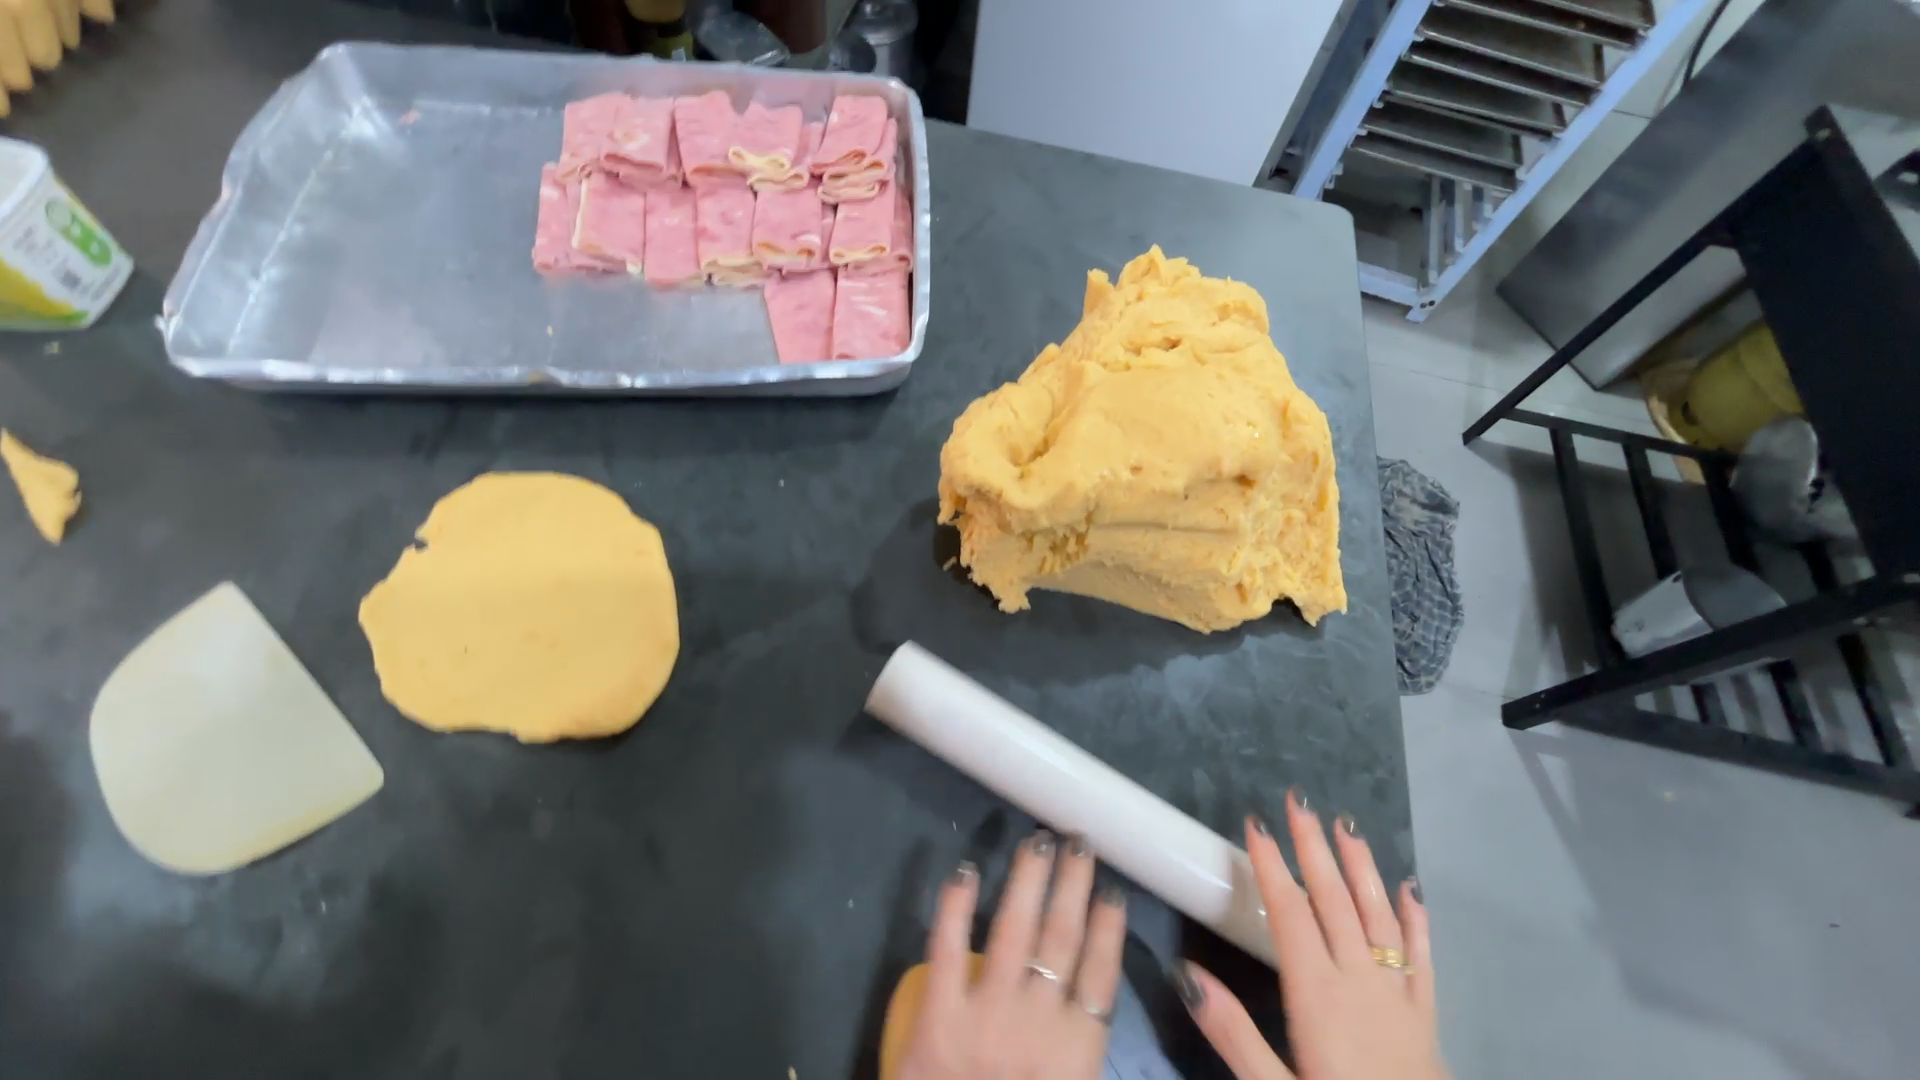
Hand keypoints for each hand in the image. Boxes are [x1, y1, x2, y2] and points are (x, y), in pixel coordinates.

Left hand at [895, 830, 1128, 1078]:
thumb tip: (1094, 990)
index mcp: (1077, 1051)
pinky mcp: (938, 1013)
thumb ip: (1083, 1048)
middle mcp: (1040, 1021)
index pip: (1101, 973)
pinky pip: (947, 947)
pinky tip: (964, 870)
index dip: (1108, 927)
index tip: (1112, 888)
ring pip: (1014, 929)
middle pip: (1062, 938)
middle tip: (1077, 839)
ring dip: (1028, 879)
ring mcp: (988, 1013)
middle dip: (1072, 884)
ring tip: (1037, 839)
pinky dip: (955, 906)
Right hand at [1179, 791, 1447, 1079]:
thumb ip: (1232, 1031)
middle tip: (1299, 801)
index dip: (1270, 864)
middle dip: (1313, 847)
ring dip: (1360, 867)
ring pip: (1377, 914)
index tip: (1255, 823)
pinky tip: (1411, 888)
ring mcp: (1397, 994)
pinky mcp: (1427, 1014)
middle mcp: (1358, 980)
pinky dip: (1415, 918)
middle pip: (1333, 900)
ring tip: (1346, 825)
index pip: (1288, 911)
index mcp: (1317, 993)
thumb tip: (1185, 972)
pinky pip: (1422, 955)